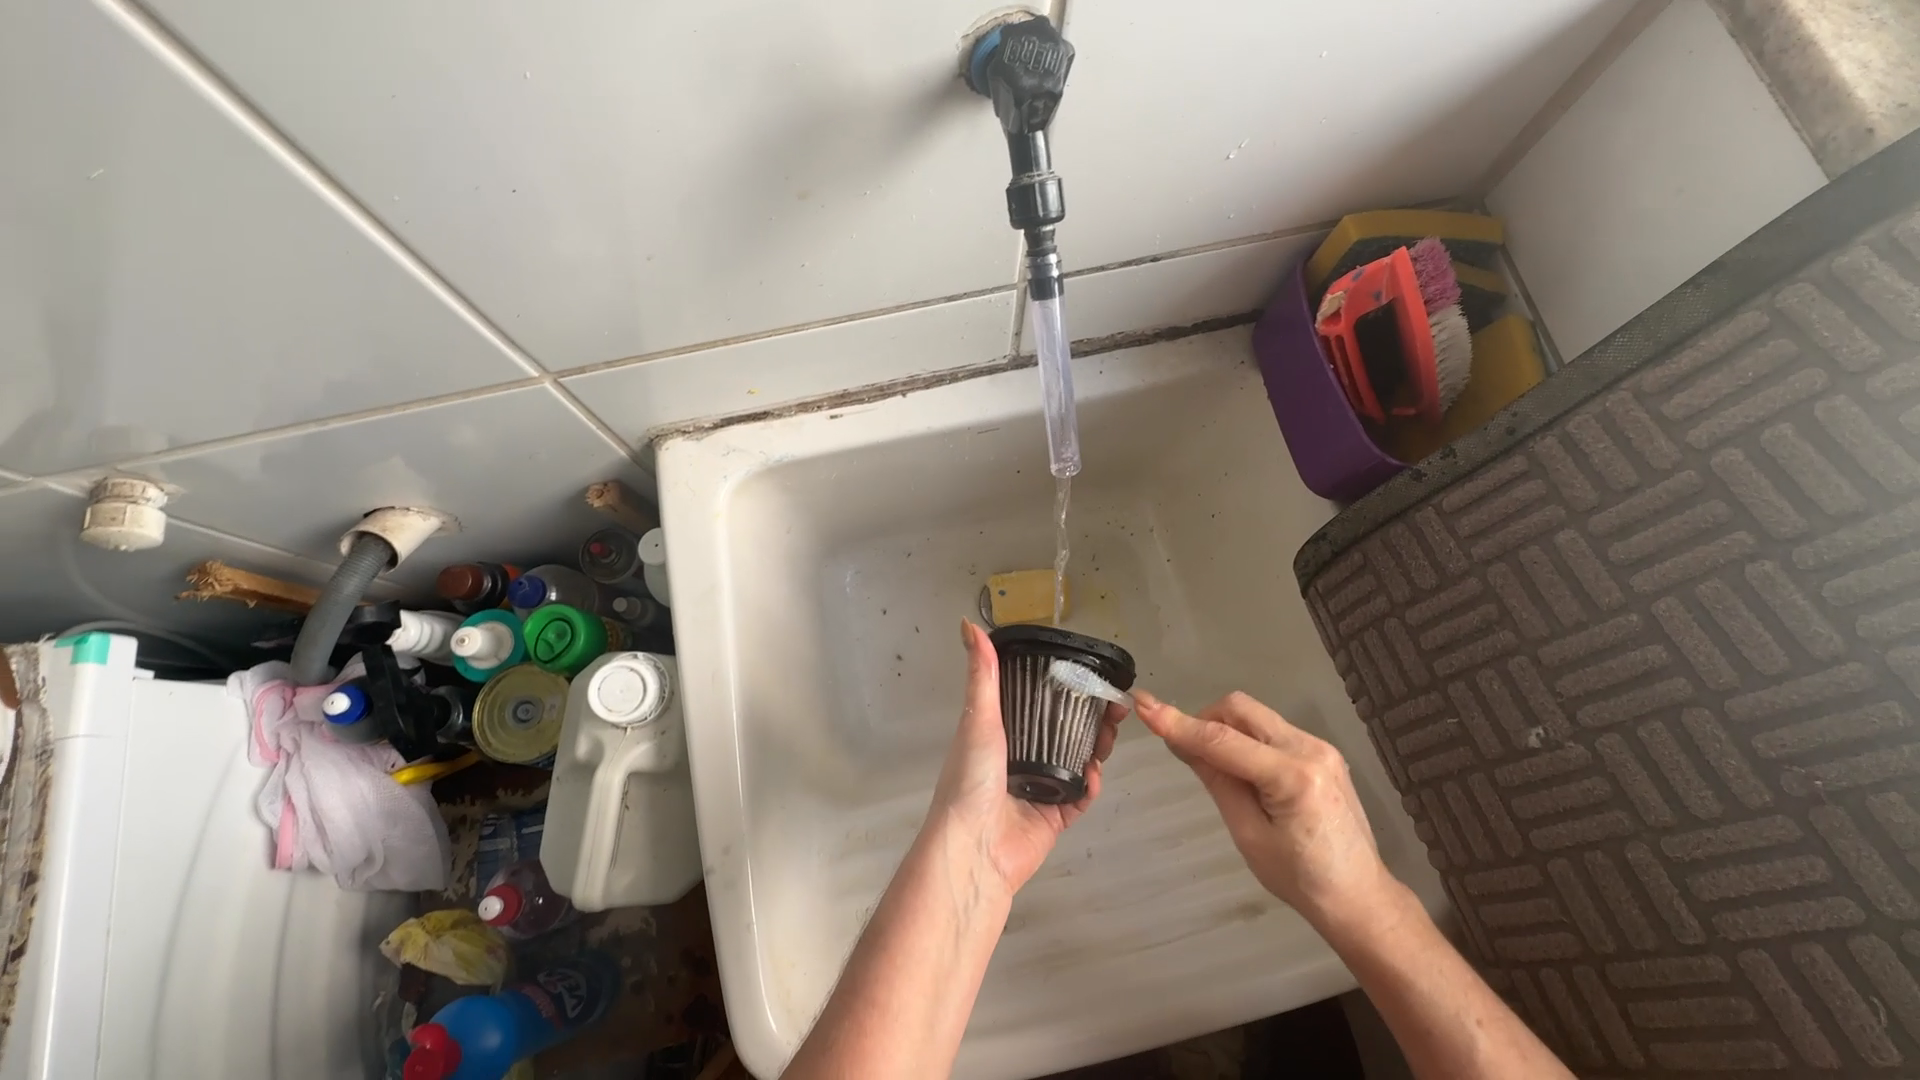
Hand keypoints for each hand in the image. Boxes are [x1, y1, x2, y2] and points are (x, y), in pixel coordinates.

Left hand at [920, 621, 1123, 896]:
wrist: (975, 848)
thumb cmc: (972, 777)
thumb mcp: (977, 719)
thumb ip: (981, 674)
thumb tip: (969, 624)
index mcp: (998, 734)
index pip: (1035, 704)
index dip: (1063, 689)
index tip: (1089, 676)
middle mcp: (1018, 759)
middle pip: (1062, 732)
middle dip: (1090, 719)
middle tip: (1115, 707)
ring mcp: (1037, 789)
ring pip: (1076, 762)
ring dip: (1096, 747)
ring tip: (1112, 734)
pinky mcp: (1053, 818)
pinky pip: (1080, 797)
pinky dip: (1090, 785)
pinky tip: (1096, 773)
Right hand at [1134, 690, 1393, 932]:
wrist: (1361, 897)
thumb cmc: (1300, 879)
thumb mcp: (1248, 835)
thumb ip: (1216, 781)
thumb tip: (1182, 743)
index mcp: (1293, 777)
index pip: (1222, 740)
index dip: (1179, 723)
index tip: (1143, 705)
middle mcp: (1310, 749)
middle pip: (1241, 709)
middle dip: (1206, 720)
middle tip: (1190, 753)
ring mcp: (1321, 747)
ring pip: (1256, 716)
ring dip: (1227, 731)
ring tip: (1223, 774)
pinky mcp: (1323, 752)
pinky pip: (1272, 730)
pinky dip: (1247, 740)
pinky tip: (1247, 774)